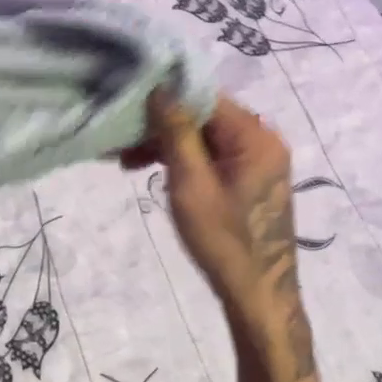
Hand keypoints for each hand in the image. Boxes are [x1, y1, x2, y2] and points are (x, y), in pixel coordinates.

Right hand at [127, 93, 296, 314]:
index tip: (126, 111)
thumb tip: (160, 85)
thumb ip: (176, 130)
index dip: (162, 99)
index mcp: (255, 135)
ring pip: (202, 136)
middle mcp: (262, 139)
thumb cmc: (223, 239)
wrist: (258, 295)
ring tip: (127, 163)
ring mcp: (258, 160)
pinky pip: (211, 154)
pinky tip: (152, 172)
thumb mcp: (191, 182)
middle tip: (119, 145)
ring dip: (165, 145)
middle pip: (201, 115)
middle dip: (158, 126)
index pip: (202, 96)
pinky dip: (181, 160)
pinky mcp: (250, 178)